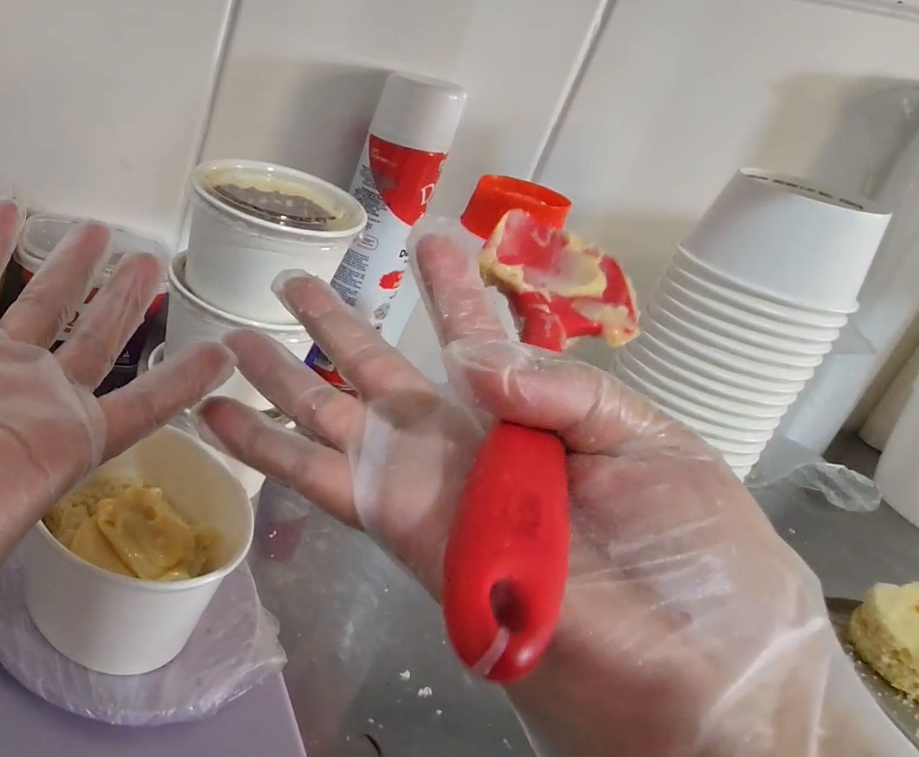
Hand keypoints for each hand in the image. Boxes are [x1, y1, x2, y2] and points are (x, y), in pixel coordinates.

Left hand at [0, 202, 233, 756]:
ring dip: (123, 309)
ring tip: (153, 265)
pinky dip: (178, 385)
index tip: (12, 206)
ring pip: (93, 347)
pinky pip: (138, 410)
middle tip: (100, 230)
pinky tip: (216, 357)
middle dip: (68, 271)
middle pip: (39, 312)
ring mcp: (26, 414)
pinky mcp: (63, 448)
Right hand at [200, 228, 910, 755]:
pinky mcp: (399, 526)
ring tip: (232, 338)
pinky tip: (220, 418)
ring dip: (279, 377)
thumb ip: (564, 389)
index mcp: (527, 411)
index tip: (429, 238)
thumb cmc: (698, 559)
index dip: (449, 286)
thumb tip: (471, 356)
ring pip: (330, 415)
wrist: (695, 680)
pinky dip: (266, 448)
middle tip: (290, 280)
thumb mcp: (655, 447)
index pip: (476, 333)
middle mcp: (460, 441)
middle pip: (380, 367)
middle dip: (334, 323)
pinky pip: (320, 478)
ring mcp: (423, 482)